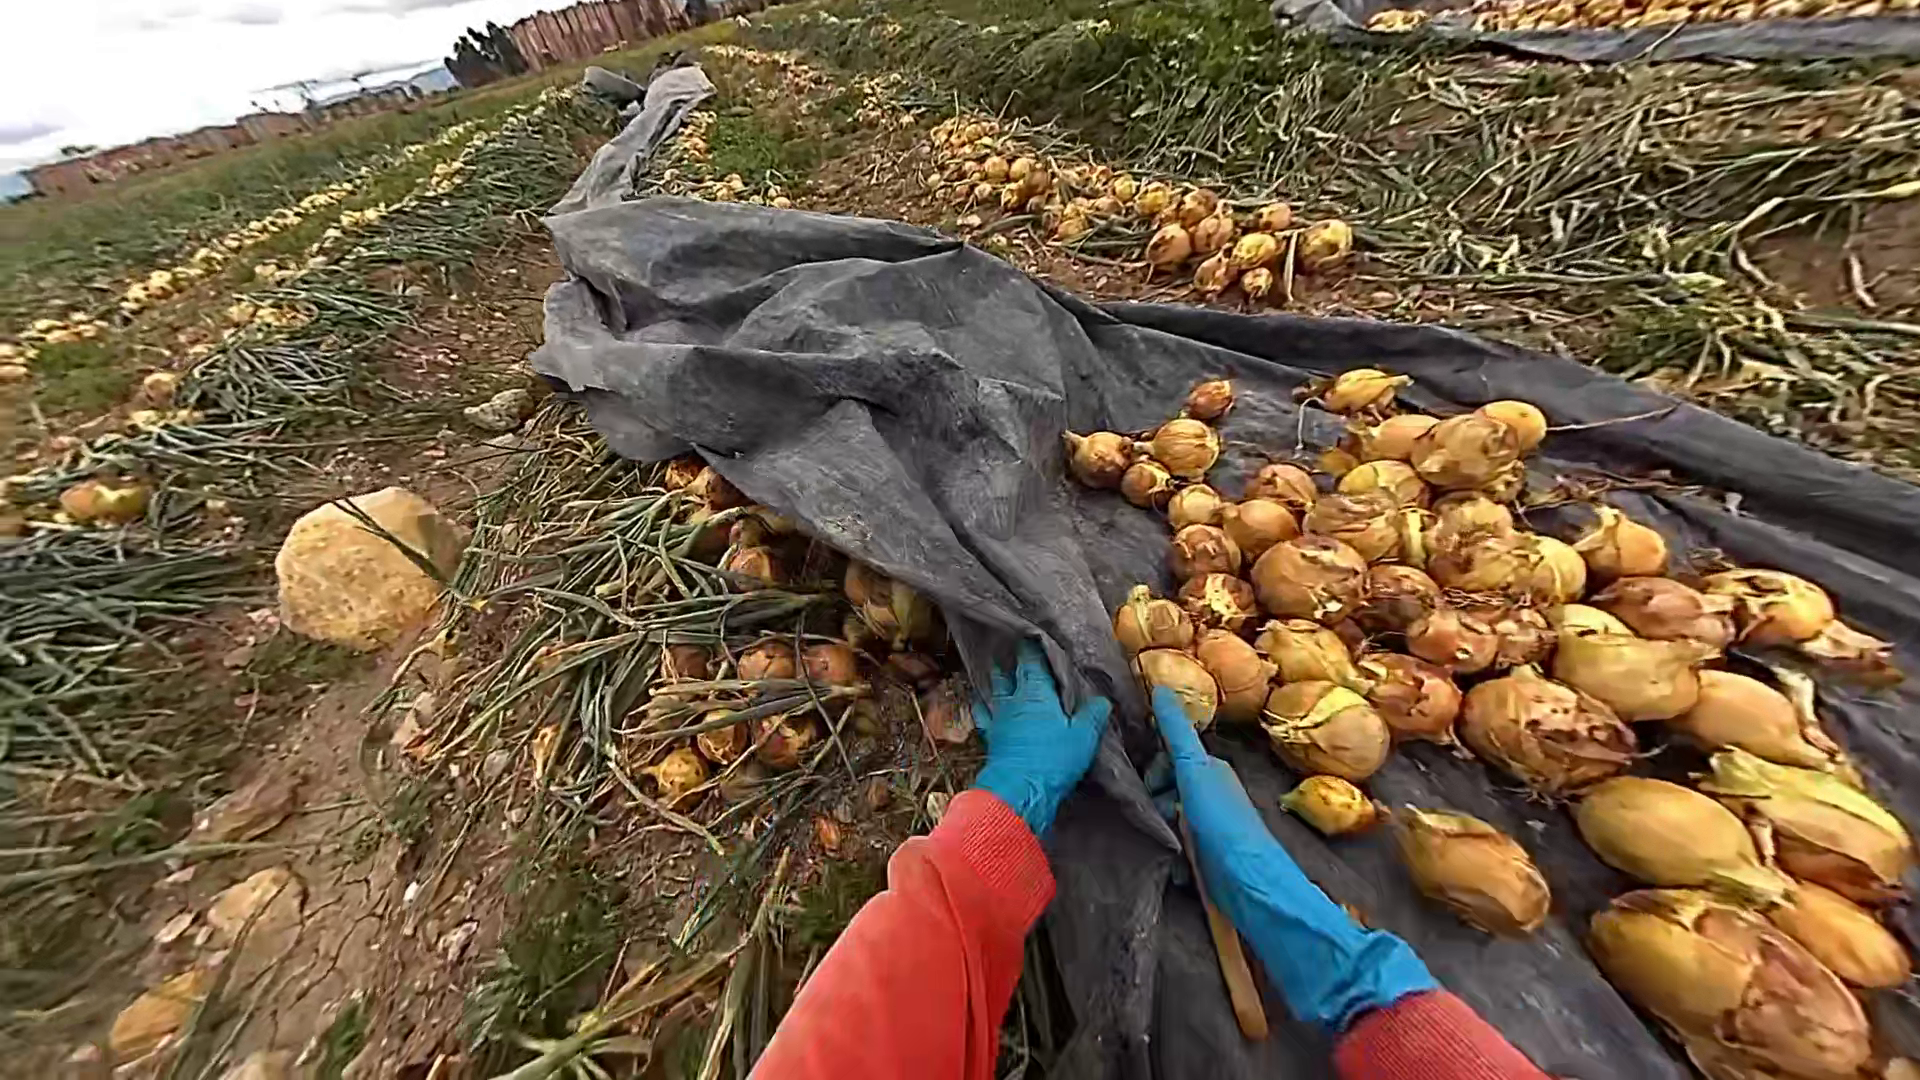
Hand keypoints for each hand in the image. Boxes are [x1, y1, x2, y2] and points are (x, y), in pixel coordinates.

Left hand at [971, 640, 1110, 835]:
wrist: (1019, 790)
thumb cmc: (1053, 759)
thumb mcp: (1083, 738)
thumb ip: (1092, 716)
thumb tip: (1102, 700)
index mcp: (1035, 691)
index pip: (1030, 659)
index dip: (1030, 645)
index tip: (1030, 633)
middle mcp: (1012, 699)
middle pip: (1006, 671)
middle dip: (1008, 659)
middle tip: (1009, 648)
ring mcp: (997, 717)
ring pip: (992, 690)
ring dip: (995, 681)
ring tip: (995, 672)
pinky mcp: (990, 737)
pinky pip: (983, 715)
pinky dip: (982, 706)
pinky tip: (982, 704)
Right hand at [1152, 686, 1435, 1034]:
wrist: (1250, 883)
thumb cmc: (1221, 820)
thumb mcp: (1193, 769)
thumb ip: (1176, 730)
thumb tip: (1159, 685)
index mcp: (1209, 767)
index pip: (1168, 755)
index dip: (1153, 768)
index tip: (1145, 784)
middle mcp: (1209, 789)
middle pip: (1165, 783)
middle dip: (1153, 797)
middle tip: (1153, 813)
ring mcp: (1208, 821)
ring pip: (1167, 811)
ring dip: (1160, 823)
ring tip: (1163, 838)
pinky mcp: (1205, 849)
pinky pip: (1176, 837)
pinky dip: (1170, 846)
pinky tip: (1171, 858)